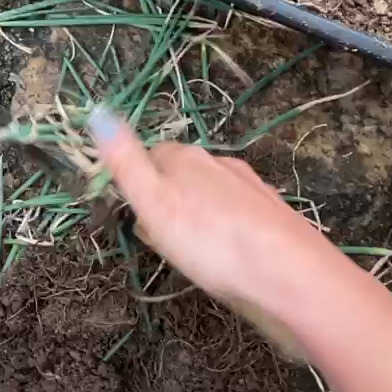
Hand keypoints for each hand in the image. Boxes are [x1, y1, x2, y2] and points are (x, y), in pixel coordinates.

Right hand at [90, 108, 375, 348]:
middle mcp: (219, 164)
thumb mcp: (152, 201)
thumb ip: (124, 160)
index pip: (148, 156)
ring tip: (193, 256)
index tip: (134, 216)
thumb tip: (98, 113)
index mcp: (185, 157)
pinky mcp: (273, 219)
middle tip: (161, 241)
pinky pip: (236, 220)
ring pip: (209, 199)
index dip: (136, 185)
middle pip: (180, 177)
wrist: (294, 279)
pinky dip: (225, 235)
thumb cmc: (210, 242)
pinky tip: (227, 261)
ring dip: (196, 220)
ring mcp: (251, 190)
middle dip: (167, 204)